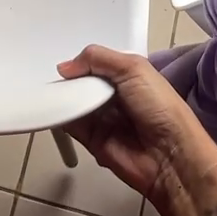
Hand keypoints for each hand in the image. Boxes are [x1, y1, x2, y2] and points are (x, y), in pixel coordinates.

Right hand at [57, 45, 209, 206]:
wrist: (170, 156)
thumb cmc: (159, 106)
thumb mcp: (133, 68)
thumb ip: (98, 59)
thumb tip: (65, 67)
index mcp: (128, 75)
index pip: (97, 63)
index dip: (81, 61)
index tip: (61, 62)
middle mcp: (114, 94)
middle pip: (82, 82)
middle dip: (68, 79)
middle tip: (49, 75)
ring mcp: (102, 117)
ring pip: (73, 102)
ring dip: (61, 96)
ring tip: (46, 90)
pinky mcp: (91, 138)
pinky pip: (70, 124)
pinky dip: (59, 116)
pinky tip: (49, 107)